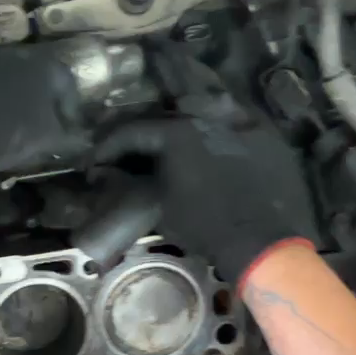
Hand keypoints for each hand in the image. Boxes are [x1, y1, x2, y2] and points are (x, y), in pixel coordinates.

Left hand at [0, 44, 88, 175]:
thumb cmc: (9, 133)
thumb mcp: (46, 141)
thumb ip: (70, 139)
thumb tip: (84, 141)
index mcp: (48, 68)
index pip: (67, 85)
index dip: (69, 108)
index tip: (67, 125)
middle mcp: (22, 53)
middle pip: (39, 74)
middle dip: (43, 96)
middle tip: (42, 118)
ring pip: (13, 74)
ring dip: (17, 92)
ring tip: (16, 115)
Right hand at [96, 116, 316, 283]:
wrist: (259, 240)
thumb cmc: (203, 225)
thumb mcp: (158, 205)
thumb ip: (133, 183)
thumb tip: (109, 173)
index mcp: (177, 133)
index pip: (132, 131)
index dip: (107, 148)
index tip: (93, 163)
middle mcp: (206, 119)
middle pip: (163, 118)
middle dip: (138, 135)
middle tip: (122, 154)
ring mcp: (237, 124)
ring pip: (198, 115)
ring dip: (174, 129)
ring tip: (161, 148)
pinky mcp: (262, 137)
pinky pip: (228, 125)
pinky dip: (208, 134)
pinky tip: (202, 149)